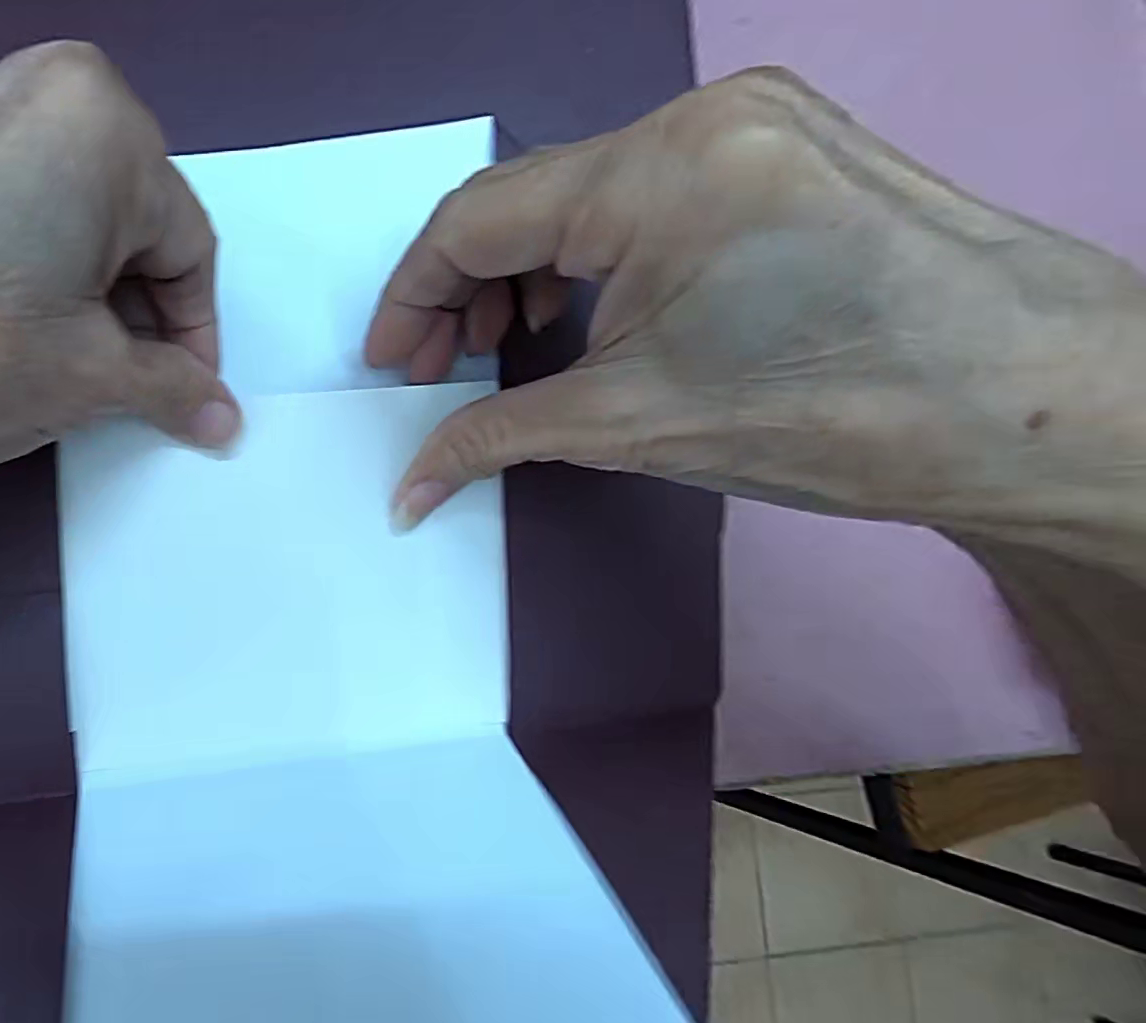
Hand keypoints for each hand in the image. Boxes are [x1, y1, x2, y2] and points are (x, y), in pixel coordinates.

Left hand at [0, 41, 236, 531]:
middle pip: (137, 232)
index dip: (196, 337)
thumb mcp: (93, 379)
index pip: (190, 248)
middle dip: (146, 320)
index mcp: (102, 121)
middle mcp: (42, 90)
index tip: (190, 400)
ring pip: (82, 229)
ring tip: (77, 375)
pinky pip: (26, 222)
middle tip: (134, 392)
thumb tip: (226, 421)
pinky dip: (48, 284)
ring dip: (98, 308)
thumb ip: (175, 390)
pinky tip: (26, 339)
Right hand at [372, 68, 1145, 565]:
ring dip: (505, 281)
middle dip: (452, 293)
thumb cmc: (826, 411)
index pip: (474, 221)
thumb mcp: (619, 424)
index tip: (386, 361)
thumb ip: (487, 440)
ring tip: (489, 350)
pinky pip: (617, 203)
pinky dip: (565, 266)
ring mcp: (736, 129)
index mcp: (656, 172)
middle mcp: (692, 124)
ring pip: (561, 202)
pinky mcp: (760, 158)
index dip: (409, 296)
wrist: (1040, 406)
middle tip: (432, 369)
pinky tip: (560, 319)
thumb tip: (403, 494)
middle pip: (512, 204)